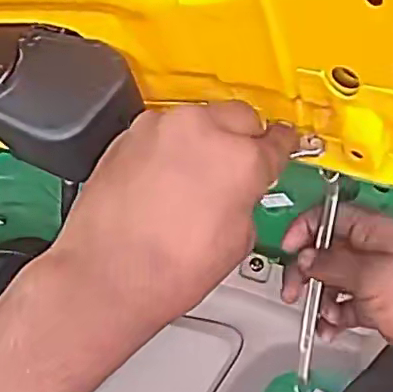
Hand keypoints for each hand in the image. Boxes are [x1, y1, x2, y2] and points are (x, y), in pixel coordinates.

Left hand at [42, 102, 295, 331]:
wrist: (109, 275)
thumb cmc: (167, 269)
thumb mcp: (238, 241)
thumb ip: (248, 200)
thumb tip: (242, 191)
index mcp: (240, 159)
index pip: (277, 140)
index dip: (283, 148)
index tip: (281, 147)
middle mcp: (201, 132)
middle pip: (241, 116)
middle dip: (246, 139)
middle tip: (241, 168)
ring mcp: (160, 129)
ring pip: (200, 119)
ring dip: (207, 142)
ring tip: (198, 182)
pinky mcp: (129, 136)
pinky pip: (165, 132)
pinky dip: (173, 149)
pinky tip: (169, 182)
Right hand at [280, 206, 392, 367]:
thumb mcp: (369, 276)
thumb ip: (332, 264)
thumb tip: (305, 257)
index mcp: (374, 231)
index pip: (331, 217)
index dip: (306, 229)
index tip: (289, 248)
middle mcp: (372, 252)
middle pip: (325, 252)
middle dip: (306, 272)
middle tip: (294, 290)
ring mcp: (372, 279)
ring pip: (331, 282)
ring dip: (320, 299)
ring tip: (321, 315)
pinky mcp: (372, 304)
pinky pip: (342, 306)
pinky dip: (332, 317)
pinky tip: (330, 328)